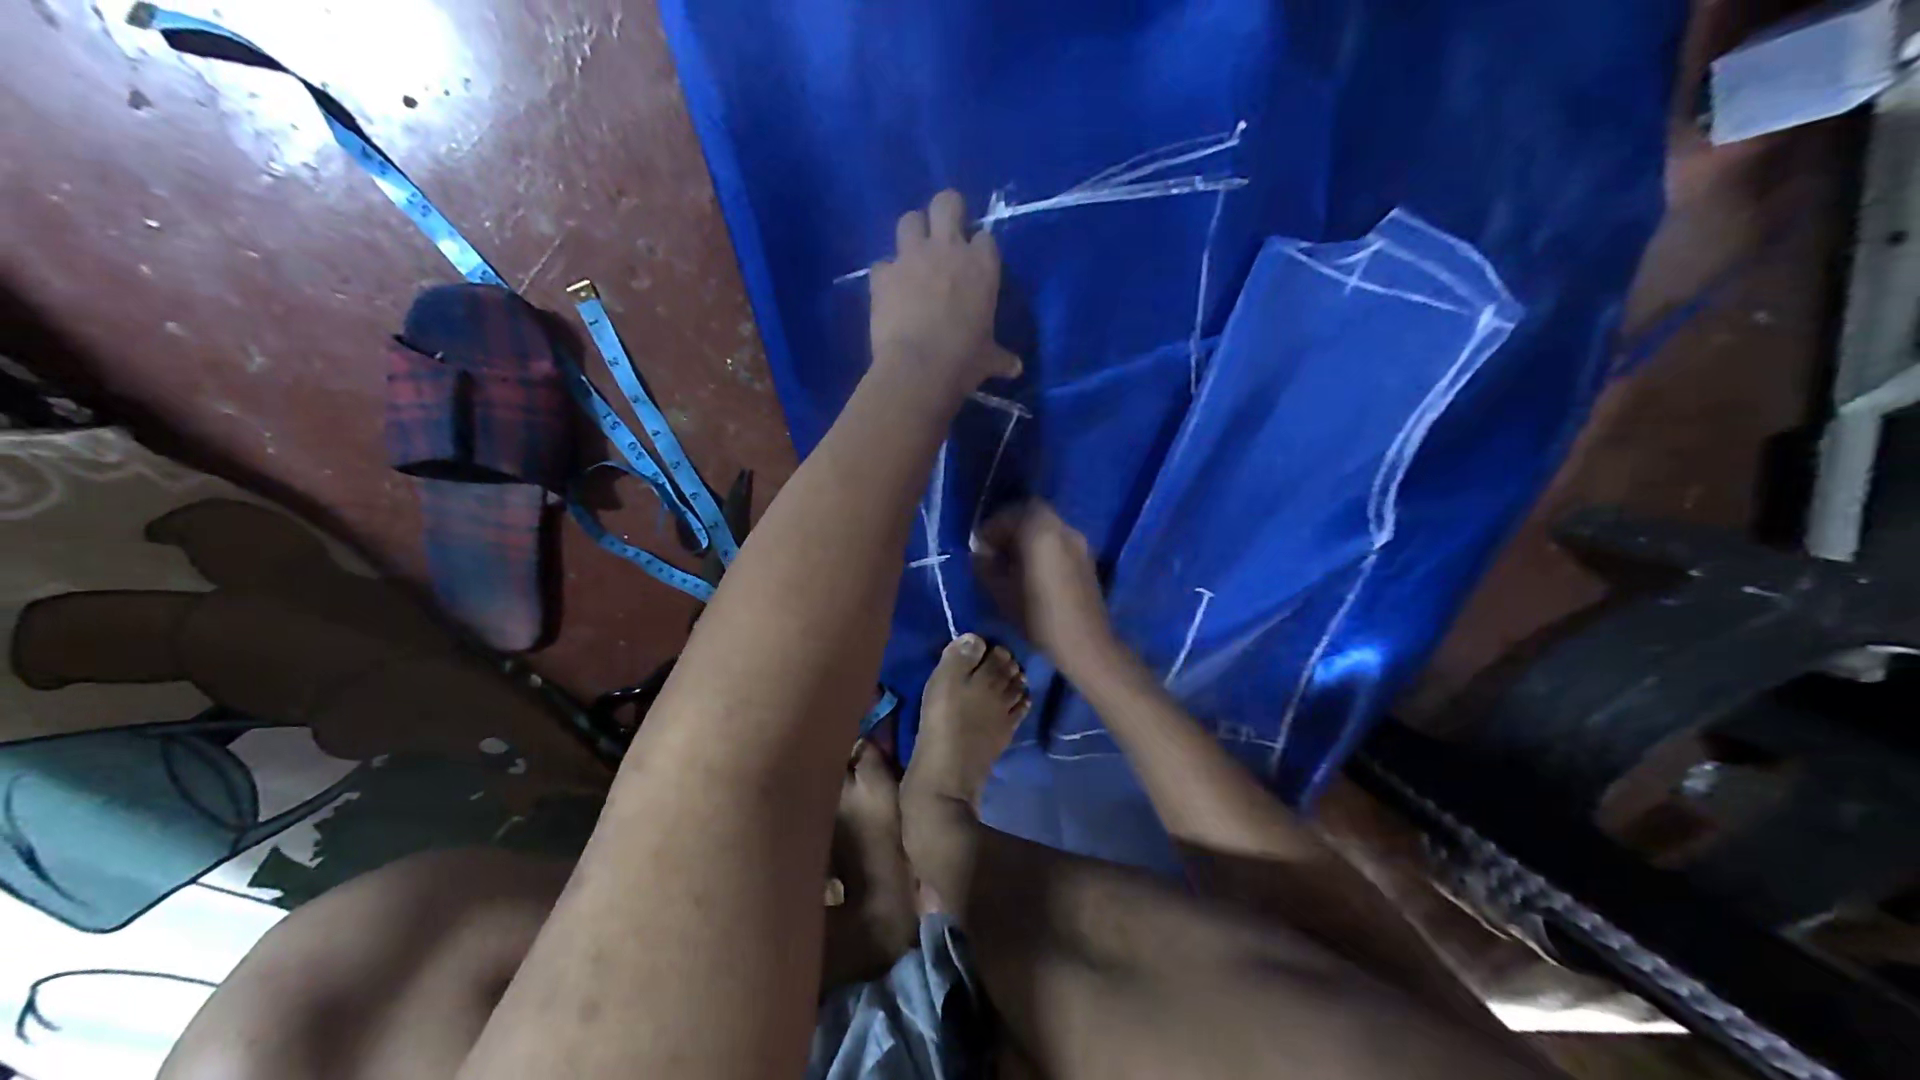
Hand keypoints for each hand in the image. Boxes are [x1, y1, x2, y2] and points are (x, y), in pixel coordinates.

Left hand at [869, 190, 1021, 397]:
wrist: (918, 368)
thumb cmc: (964, 360)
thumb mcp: (989, 359)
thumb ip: (1001, 357)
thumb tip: (1015, 368)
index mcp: (982, 265)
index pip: (985, 237)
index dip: (978, 248)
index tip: (975, 264)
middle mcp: (947, 249)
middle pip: (946, 203)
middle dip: (946, 211)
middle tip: (944, 234)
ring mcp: (911, 258)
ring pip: (909, 219)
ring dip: (912, 233)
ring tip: (914, 255)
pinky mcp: (882, 274)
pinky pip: (882, 263)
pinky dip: (886, 275)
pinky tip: (889, 291)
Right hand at [972, 500, 1116, 670]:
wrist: (1086, 644)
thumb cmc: (1039, 618)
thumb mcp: (1002, 594)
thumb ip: (986, 568)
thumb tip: (979, 555)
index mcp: (1041, 532)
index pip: (1010, 514)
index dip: (991, 528)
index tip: (979, 547)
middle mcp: (1063, 530)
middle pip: (1031, 515)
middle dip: (1010, 528)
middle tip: (995, 550)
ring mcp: (1079, 544)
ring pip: (1047, 527)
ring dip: (1027, 537)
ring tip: (1011, 562)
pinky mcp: (1087, 559)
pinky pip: (1059, 541)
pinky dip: (1043, 547)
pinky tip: (1032, 571)